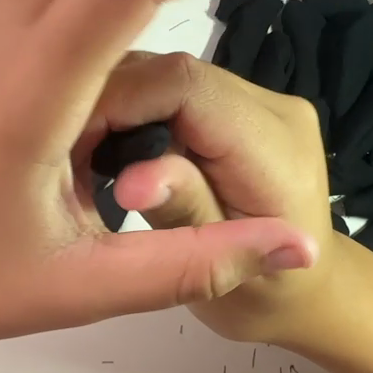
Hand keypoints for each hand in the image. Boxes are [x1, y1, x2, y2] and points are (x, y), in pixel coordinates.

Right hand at [88, 52, 350, 347]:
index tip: (66, 134)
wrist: (309, 294)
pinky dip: (136, 113)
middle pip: (174, 75)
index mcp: (273, 149)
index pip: (186, 87)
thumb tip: (132, 182)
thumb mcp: (224, 277)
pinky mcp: (239, 108)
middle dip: (113, 102)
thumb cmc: (269, 297)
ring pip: (169, 77)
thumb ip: (184, 213)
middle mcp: (272, 108)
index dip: (120, 98)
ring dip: (120, 106)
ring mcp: (257, 102)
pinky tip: (109, 148)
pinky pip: (175, 94)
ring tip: (80, 151)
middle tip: (63, 149)